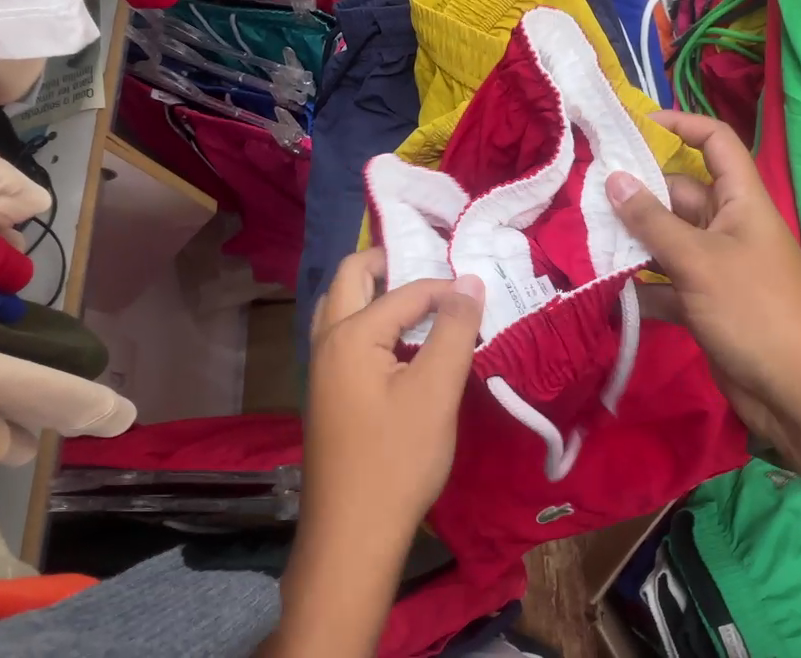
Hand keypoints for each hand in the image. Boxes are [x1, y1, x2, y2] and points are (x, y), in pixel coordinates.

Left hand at [271, 251, 483, 656]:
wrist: (353, 535)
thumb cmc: (397, 459)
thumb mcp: (437, 390)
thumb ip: (454, 328)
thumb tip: (468, 280)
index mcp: (349, 334)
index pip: (404, 291)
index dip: (445, 289)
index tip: (479, 297)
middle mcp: (326, 342)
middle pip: (351, 278)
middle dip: (390, 264)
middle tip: (433, 270)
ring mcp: (321, 370)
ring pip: (341, 307)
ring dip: (376, 293)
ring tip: (420, 301)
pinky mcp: (327, 394)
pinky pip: (344, 336)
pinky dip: (371, 322)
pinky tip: (402, 346)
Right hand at [605, 111, 800, 438]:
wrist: (799, 394)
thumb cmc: (756, 311)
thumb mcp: (699, 260)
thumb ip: (653, 220)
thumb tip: (614, 178)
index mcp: (741, 201)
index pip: (715, 143)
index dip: (682, 125)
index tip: (636, 125)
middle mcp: (728, 227)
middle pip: (678, 194)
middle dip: (635, 194)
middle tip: (582, 194)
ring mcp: (716, 268)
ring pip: (666, 242)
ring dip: (630, 243)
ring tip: (581, 239)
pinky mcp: (704, 304)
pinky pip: (665, 284)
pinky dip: (639, 288)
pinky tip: (602, 292)